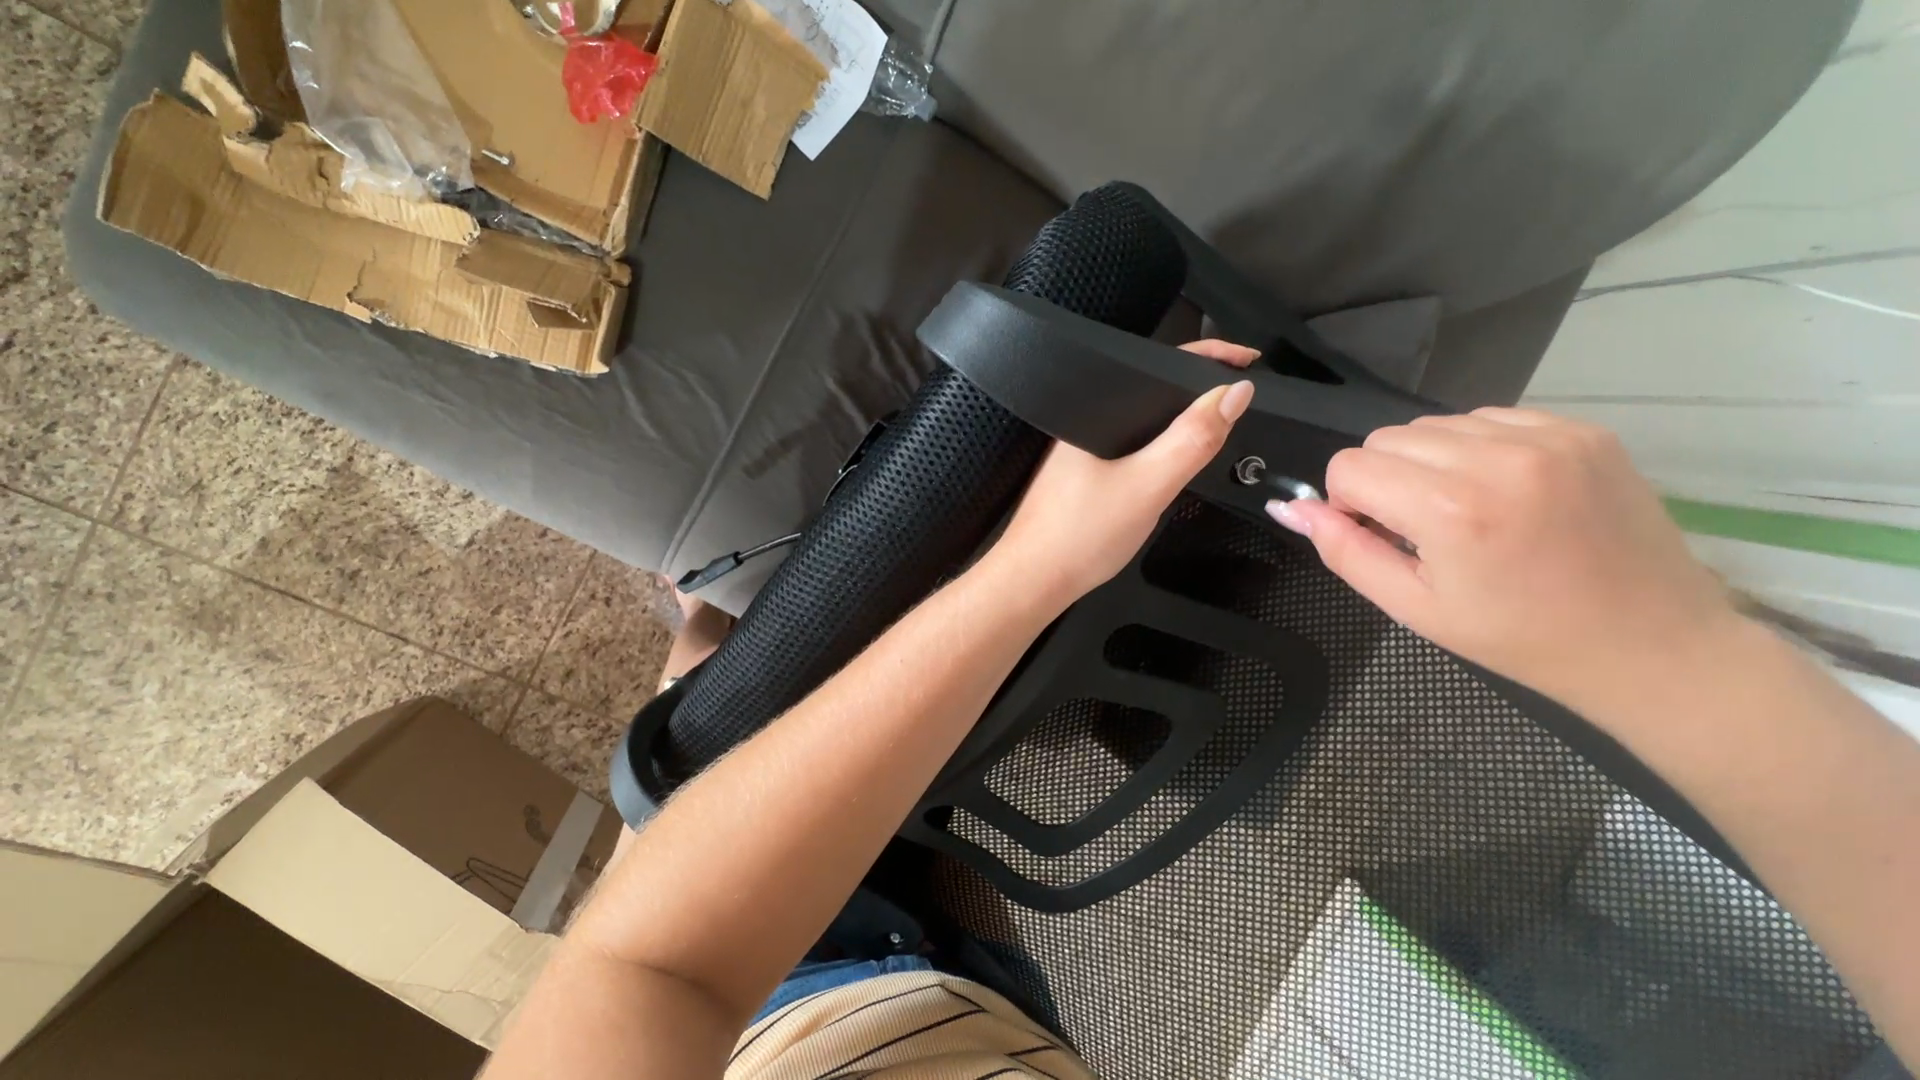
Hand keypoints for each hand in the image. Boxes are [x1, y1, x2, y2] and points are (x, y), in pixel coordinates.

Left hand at [988, 340, 1257, 609]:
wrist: (1033, 583)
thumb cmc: (1077, 538)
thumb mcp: (1148, 485)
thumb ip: (1191, 440)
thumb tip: (1233, 395)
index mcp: (1093, 411)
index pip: (1157, 363)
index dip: (1208, 357)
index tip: (1247, 359)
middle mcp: (1084, 422)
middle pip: (1152, 389)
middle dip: (1198, 387)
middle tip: (1241, 393)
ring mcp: (1081, 448)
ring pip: (1142, 421)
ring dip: (1180, 419)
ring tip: (1220, 421)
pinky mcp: (1083, 472)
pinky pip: (1131, 446)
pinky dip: (1160, 446)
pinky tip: (1175, 461)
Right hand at [1269, 408, 1742, 716]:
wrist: (1651, 643)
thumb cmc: (1520, 638)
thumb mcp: (1416, 610)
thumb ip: (1345, 551)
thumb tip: (1293, 507)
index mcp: (1451, 510)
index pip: (1350, 466)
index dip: (1349, 503)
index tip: (1381, 535)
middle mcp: (1497, 458)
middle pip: (1387, 438)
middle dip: (1385, 479)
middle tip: (1421, 529)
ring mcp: (1547, 437)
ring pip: (1436, 424)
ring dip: (1430, 461)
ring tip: (1467, 511)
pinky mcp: (1582, 430)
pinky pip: (1491, 419)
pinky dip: (1479, 450)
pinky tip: (1505, 493)